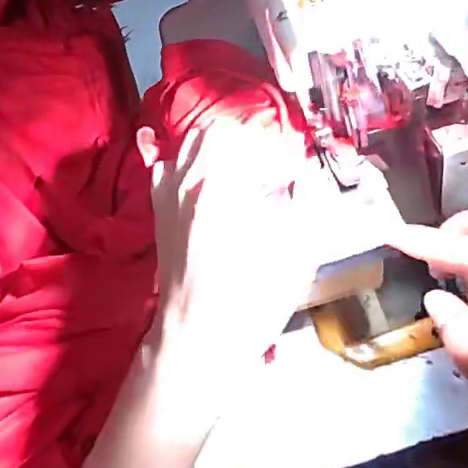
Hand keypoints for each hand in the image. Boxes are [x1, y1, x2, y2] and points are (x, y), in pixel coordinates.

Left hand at [133, 113, 317, 440]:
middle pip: (218, 131)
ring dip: (220, 146)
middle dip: (249, 142)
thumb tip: (305, 175)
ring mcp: (169, 193)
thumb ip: (307, 200)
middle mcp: (189, 179)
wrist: (200, 335)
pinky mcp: (159, 210)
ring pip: (191, 143)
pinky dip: (189, 163)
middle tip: (271, 166)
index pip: (253, 140)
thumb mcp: (297, 248)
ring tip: (243, 168)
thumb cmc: (252, 297)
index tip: (294, 172)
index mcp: (223, 183)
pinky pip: (168, 167)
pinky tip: (207, 181)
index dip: (280, 152)